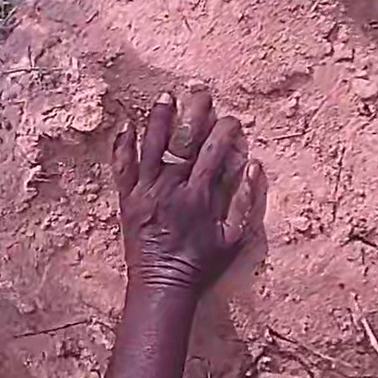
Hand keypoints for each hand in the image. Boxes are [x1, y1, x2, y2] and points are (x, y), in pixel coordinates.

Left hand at [112, 91, 263, 297]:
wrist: (162, 284)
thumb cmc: (200, 263)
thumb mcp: (233, 238)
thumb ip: (245, 201)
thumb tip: (254, 166)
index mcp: (198, 196)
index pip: (214, 152)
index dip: (224, 131)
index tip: (232, 119)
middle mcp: (171, 188)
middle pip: (183, 142)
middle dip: (195, 115)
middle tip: (201, 93)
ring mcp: (146, 191)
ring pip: (152, 147)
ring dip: (160, 120)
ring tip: (166, 96)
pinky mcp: (127, 198)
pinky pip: (123, 167)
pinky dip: (123, 145)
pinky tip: (127, 125)